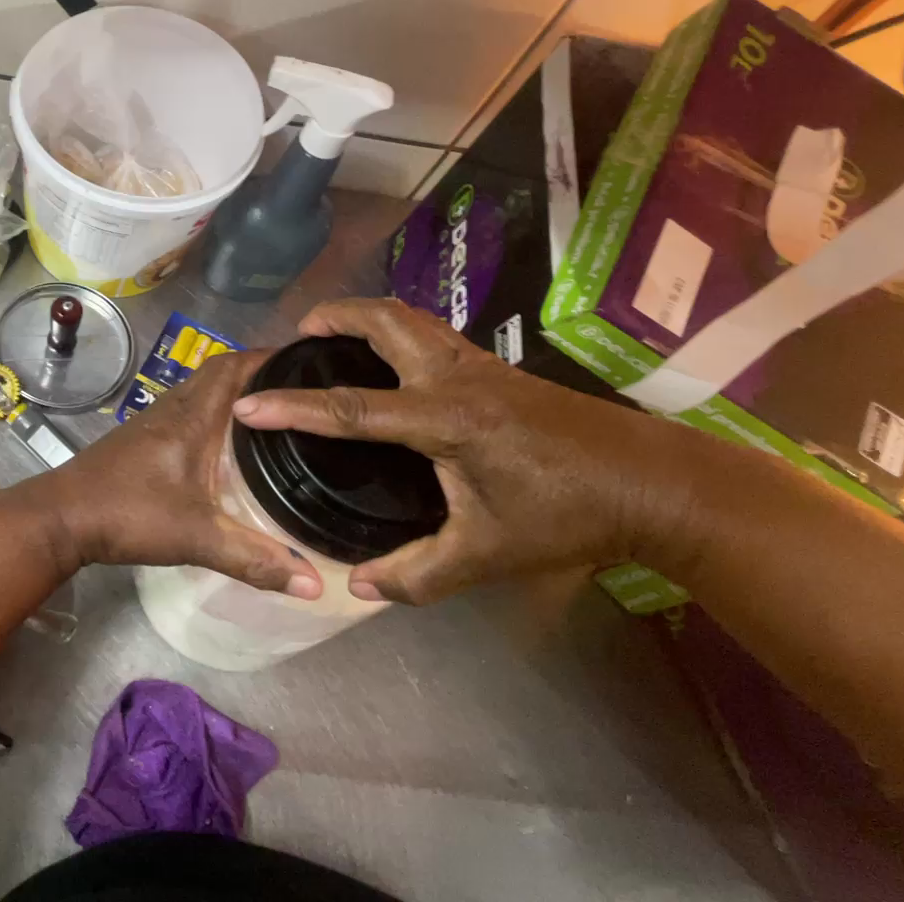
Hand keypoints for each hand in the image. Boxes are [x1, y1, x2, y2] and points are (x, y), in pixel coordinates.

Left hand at [40, 351, 324, 599]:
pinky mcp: (141, 440)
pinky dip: (214, 415)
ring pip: (201, 392)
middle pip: (220, 372)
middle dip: (259, 373)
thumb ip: (254, 558)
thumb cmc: (128, 514)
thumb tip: (315, 585)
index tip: (310, 363)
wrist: (60, 517)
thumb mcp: (197, 538)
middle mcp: (173, 407)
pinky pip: (188, 412)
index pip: (235, 365)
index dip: (271, 358)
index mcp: (192, 416)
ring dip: (235, 393)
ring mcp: (153, 422)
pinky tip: (229, 444)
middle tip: (300, 390)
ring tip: (276, 412)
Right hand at [232, 298, 703, 604]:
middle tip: (300, 332)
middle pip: (386, 322)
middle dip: (336, 316)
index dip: (293, 407)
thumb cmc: (568, 518)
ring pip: (412, 318)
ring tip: (333, 333)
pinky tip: (391, 360)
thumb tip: (357, 586)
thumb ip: (416, 575)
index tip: (247, 404)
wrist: (655, 485)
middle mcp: (457, 377)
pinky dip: (396, 330)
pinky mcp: (498, 369)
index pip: (352, 408)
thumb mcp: (487, 557)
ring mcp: (482, 366)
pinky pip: (432, 332)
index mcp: (446, 420)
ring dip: (367, 316)